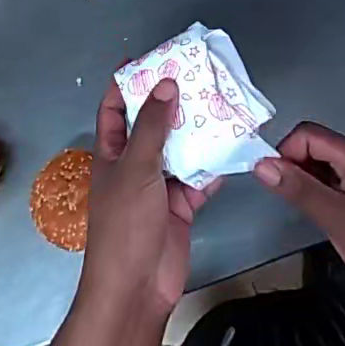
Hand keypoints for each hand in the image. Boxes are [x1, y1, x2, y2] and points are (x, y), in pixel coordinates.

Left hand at [82, 79, 219, 318]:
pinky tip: (232, 150)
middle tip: (197, 78)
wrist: (137, 286)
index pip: (115, 109)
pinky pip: (198, 180)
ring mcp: (158, 187)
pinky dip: (213, 168)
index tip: (147, 59)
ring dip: (197, 133)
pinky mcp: (180, 206)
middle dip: (171, 104)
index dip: (126, 84)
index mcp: (111, 153)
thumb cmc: (126, 224)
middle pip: (152, 126)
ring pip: (179, 151)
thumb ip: (153, 127)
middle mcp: (134, 165)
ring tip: (221, 106)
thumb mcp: (136, 168)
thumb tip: (165, 85)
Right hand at [255, 123, 344, 310]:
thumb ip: (300, 189)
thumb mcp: (338, 219)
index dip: (286, 151)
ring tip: (298, 207)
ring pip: (324, 165)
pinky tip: (316, 213)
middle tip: (282, 196)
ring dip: (304, 178)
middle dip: (292, 164)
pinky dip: (318, 191)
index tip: (273, 181)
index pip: (309, 134)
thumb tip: (261, 164)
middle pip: (316, 146)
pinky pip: (334, 182)